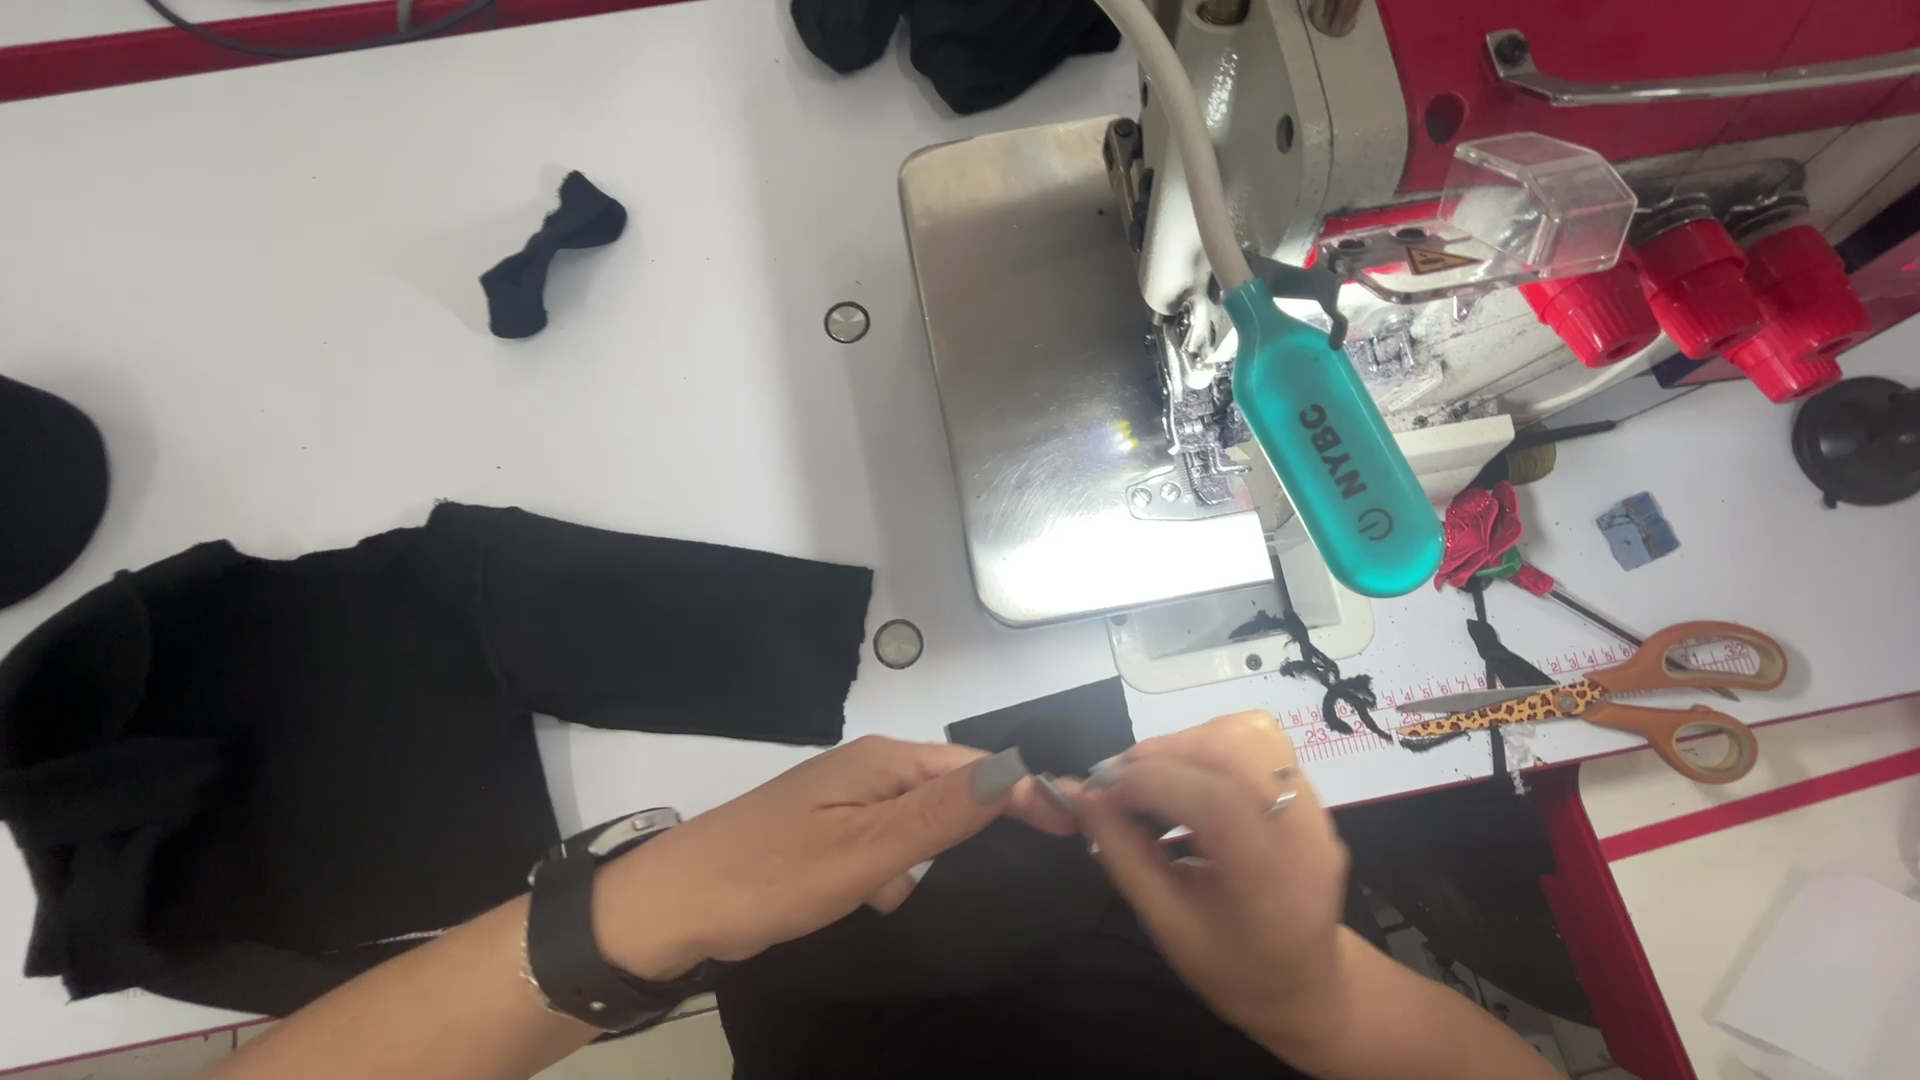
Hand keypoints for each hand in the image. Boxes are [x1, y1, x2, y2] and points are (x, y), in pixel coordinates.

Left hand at [589, 736, 1060, 978]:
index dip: (1026, 791)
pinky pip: (888, 842)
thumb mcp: (866, 851)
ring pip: (920, 819)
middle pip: (951, 787)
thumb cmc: (773, 875)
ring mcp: (846, 800)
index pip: (976, 766)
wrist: (674, 906)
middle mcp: (869, 770)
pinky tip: (893, 899)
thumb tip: (1017, 770)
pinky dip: (903, 867)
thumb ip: (941, 813)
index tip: (1073, 827)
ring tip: (974, 886)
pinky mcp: (829, 832)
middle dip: (989, 820)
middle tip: (1035, 862)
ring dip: (943, 849)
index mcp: (885, 761)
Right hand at [1073, 712, 1352, 1057]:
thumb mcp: (1167, 924)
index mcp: (1272, 878)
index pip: (1215, 800)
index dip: (1148, 781)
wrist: (1305, 985)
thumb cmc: (1232, 967)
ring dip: (1186, 741)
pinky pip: (1255, 740)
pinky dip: (1208, 744)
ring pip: (1247, 732)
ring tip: (1151, 776)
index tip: (1099, 789)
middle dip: (1165, 749)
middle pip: (1235, 748)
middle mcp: (1303, 829)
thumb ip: (1124, 855)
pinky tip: (1183, 777)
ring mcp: (1312, 805)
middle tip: (1120, 778)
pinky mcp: (1306, 791)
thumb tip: (1081, 796)